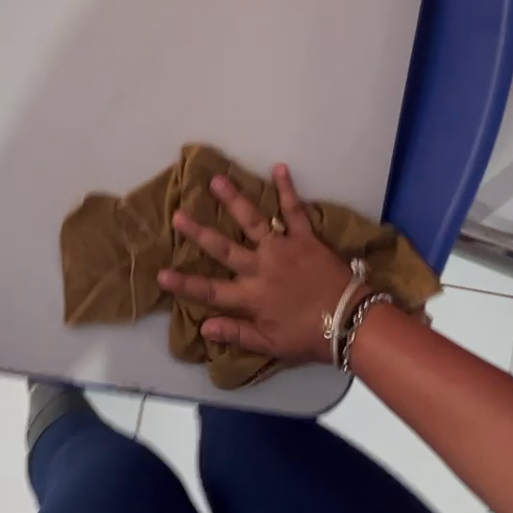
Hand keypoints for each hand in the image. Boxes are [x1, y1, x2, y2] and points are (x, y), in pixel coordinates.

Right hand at [156, 164, 362, 363]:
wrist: (351, 322)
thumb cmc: (310, 336)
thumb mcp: (271, 345)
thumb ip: (237, 333)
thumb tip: (203, 326)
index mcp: (252, 296)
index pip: (211, 290)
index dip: (184, 283)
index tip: (160, 273)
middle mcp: (261, 268)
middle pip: (224, 248)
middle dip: (199, 232)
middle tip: (178, 214)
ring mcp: (283, 249)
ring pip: (253, 221)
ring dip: (234, 199)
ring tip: (217, 179)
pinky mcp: (305, 238)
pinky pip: (294, 210)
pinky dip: (287, 189)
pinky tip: (279, 167)